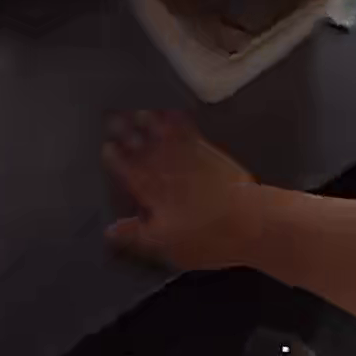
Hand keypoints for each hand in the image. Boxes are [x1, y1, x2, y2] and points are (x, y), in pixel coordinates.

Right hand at [102, 110, 264, 270]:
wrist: (249, 220)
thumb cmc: (207, 238)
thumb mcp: (166, 244)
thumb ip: (136, 234)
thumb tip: (110, 229)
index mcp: (155, 194)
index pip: (130, 173)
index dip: (116, 160)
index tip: (106, 147)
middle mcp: (169, 172)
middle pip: (144, 150)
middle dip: (128, 134)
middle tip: (114, 118)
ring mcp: (190, 158)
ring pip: (165, 137)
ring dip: (152, 124)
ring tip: (140, 111)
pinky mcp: (209, 152)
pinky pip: (190, 132)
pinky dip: (180, 121)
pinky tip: (174, 112)